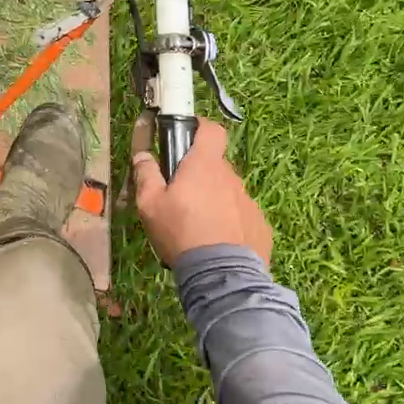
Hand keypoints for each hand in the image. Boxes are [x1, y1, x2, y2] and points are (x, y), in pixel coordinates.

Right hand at [131, 118, 272, 268]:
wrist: (223, 276)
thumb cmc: (181, 231)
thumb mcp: (150, 204)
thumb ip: (146, 174)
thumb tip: (143, 155)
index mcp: (204, 166)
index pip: (211, 130)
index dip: (200, 127)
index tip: (186, 135)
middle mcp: (231, 178)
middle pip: (215, 164)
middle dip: (199, 173)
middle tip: (180, 193)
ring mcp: (249, 203)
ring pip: (228, 191)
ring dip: (214, 198)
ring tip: (198, 224)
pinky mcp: (260, 226)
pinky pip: (241, 215)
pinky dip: (230, 221)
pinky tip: (217, 241)